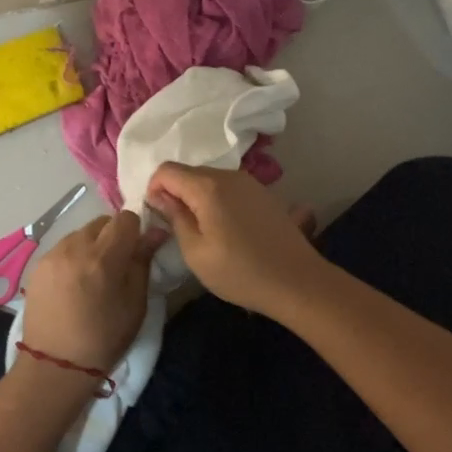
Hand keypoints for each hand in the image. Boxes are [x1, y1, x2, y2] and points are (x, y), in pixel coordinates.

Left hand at [20, 212, 166, 373]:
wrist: (56, 364)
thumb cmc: (104, 338)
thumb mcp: (135, 304)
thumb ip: (142, 262)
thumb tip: (155, 233)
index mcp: (103, 258)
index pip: (125, 219)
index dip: (135, 231)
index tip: (136, 250)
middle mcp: (75, 247)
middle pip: (102, 222)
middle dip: (113, 236)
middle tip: (116, 265)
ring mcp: (53, 254)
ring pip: (81, 233)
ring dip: (92, 245)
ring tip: (92, 275)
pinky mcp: (38, 265)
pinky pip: (63, 247)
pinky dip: (73, 257)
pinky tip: (73, 283)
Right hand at [146, 163, 331, 316]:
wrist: (297, 281)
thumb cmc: (240, 272)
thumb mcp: (196, 252)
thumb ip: (175, 218)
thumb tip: (160, 197)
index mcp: (208, 187)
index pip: (167, 170)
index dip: (154, 189)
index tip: (158, 216)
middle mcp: (229, 175)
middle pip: (189, 173)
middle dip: (176, 193)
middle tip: (177, 227)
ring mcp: (250, 183)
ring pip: (210, 180)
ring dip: (198, 198)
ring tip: (202, 231)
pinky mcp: (264, 194)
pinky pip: (230, 189)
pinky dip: (218, 201)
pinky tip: (226, 230)